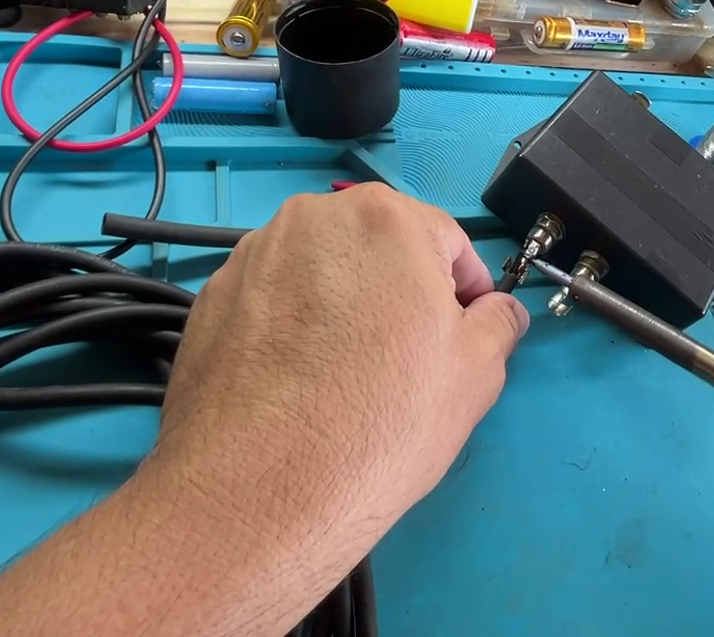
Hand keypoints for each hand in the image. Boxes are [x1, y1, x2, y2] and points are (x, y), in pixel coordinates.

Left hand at [142, 184, 527, 584]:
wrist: (256, 498)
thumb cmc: (383, 422)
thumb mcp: (476, 372)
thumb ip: (499, 322)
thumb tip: (499, 310)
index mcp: (386, 216)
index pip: (449, 242)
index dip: (465, 294)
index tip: (458, 338)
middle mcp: (315, 216)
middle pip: (383, 246)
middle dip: (402, 291)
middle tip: (404, 357)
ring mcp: (256, 253)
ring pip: (327, 268)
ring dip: (346, 301)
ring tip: (345, 371)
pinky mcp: (214, 295)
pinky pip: (277, 295)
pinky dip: (295, 321)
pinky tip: (298, 378)